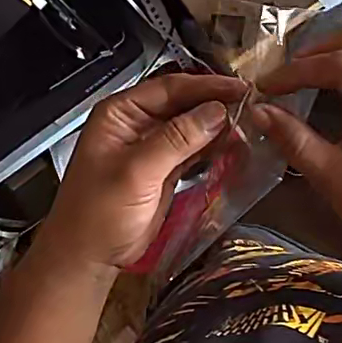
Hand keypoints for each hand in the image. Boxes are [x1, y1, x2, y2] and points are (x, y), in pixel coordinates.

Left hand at [37, 72, 248, 270]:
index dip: (206, 86)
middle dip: (215, 104)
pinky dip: (213, 148)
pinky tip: (235, 146)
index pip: (169, 88)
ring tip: (251, 124)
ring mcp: (152, 147)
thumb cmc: (98, 213)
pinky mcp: (164, 170)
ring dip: (218, 127)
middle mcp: (137, 124)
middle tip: (253, 105)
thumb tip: (216, 111)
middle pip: (183, 104)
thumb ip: (176, 139)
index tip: (240, 88)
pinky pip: (193, 151)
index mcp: (121, 113)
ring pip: (191, 127)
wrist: (87, 256)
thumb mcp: (136, 172)